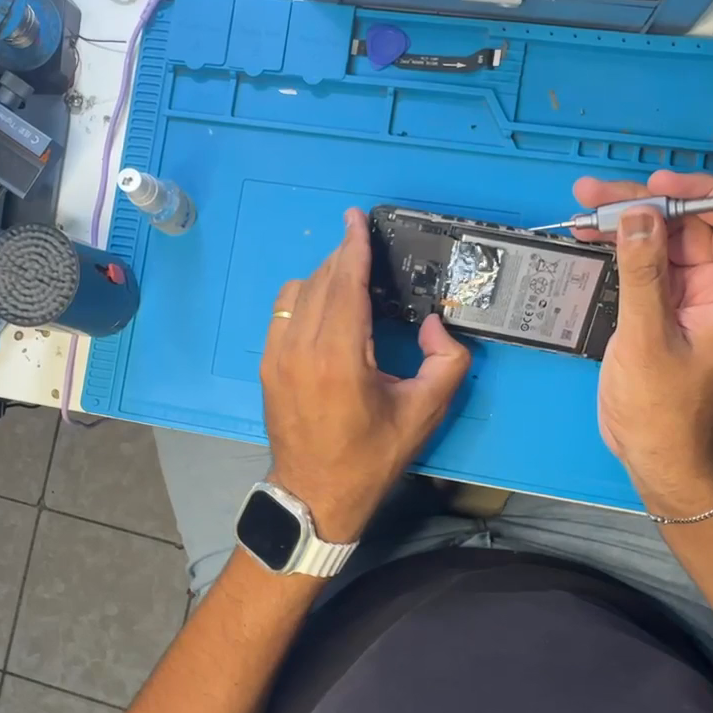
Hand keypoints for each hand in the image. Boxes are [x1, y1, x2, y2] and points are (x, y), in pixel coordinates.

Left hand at [260, 208, 471, 542]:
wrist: (316, 495)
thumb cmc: (372, 457)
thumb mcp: (423, 414)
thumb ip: (445, 362)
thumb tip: (433, 323)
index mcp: (338, 359)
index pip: (344, 285)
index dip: (352, 247)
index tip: (356, 218)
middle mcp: (300, 350)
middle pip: (320, 282)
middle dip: (343, 258)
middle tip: (366, 249)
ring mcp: (277, 357)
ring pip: (296, 293)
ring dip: (324, 278)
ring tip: (350, 282)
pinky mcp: (267, 366)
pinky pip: (282, 313)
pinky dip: (304, 298)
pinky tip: (325, 307)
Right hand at [575, 171, 712, 515]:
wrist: (655, 456)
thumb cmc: (663, 409)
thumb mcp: (650, 338)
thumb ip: (644, 273)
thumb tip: (638, 214)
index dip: (699, 192)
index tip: (653, 186)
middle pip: (689, 224)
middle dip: (645, 203)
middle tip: (594, 195)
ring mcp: (684, 296)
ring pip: (661, 240)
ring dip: (624, 222)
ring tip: (582, 209)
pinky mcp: (657, 308)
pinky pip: (642, 265)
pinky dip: (617, 249)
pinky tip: (588, 238)